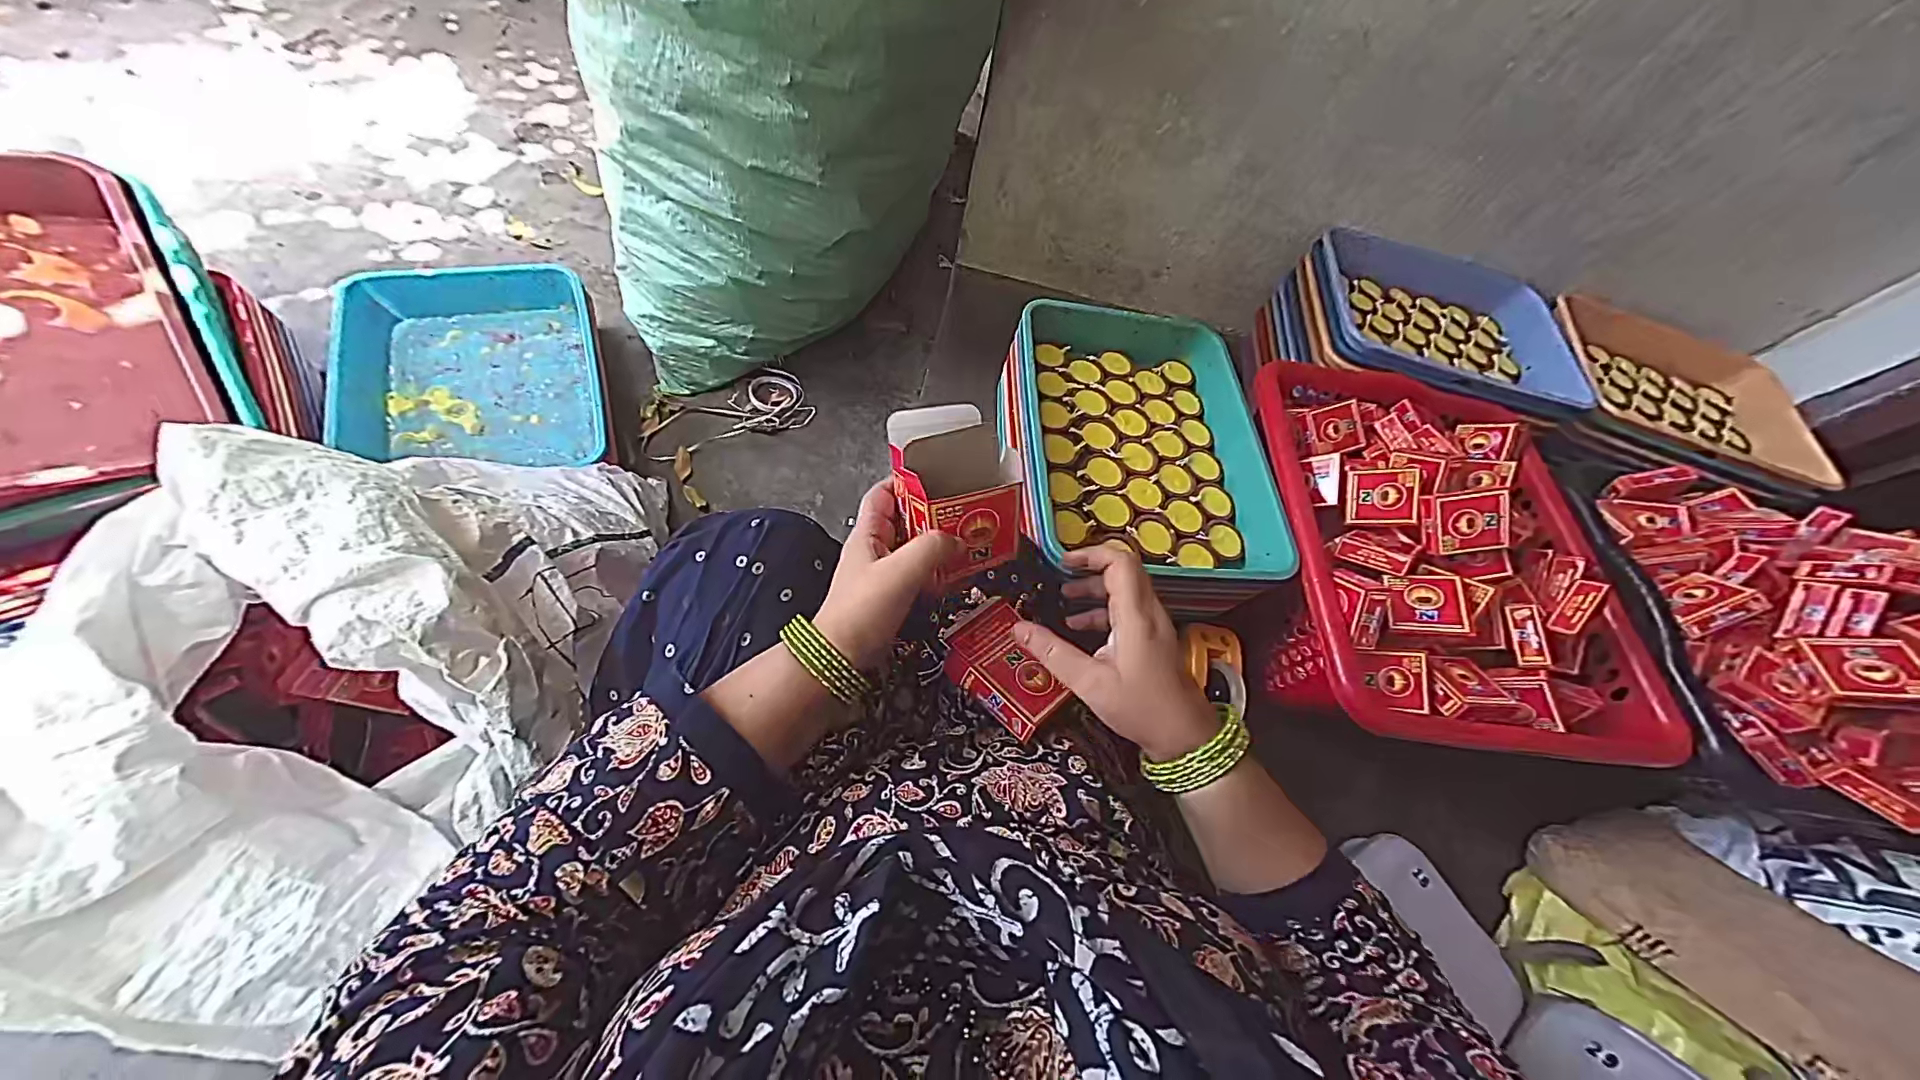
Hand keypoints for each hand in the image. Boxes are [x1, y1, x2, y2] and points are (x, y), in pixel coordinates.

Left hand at [813, 479, 958, 668]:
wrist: (842, 656)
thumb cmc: (861, 611)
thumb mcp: (900, 571)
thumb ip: (932, 549)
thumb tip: (957, 541)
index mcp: (868, 534)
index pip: (885, 493)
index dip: (908, 482)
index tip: (937, 479)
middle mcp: (875, 549)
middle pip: (907, 520)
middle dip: (934, 515)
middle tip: (963, 514)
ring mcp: (883, 573)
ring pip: (915, 548)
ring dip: (938, 545)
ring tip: (966, 541)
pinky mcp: (893, 595)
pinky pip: (918, 574)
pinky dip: (936, 571)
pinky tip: (953, 575)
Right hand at [1012, 545, 1219, 760]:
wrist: (1186, 736)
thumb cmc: (1142, 709)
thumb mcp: (1089, 683)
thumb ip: (1052, 653)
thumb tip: (1019, 629)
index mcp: (1136, 617)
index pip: (1121, 562)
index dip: (1091, 554)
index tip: (1063, 562)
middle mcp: (1148, 613)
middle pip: (1123, 571)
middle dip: (1088, 569)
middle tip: (1059, 577)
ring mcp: (1154, 624)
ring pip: (1125, 589)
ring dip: (1094, 589)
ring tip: (1064, 599)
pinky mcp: (1153, 637)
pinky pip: (1127, 609)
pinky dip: (1102, 609)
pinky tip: (1079, 626)